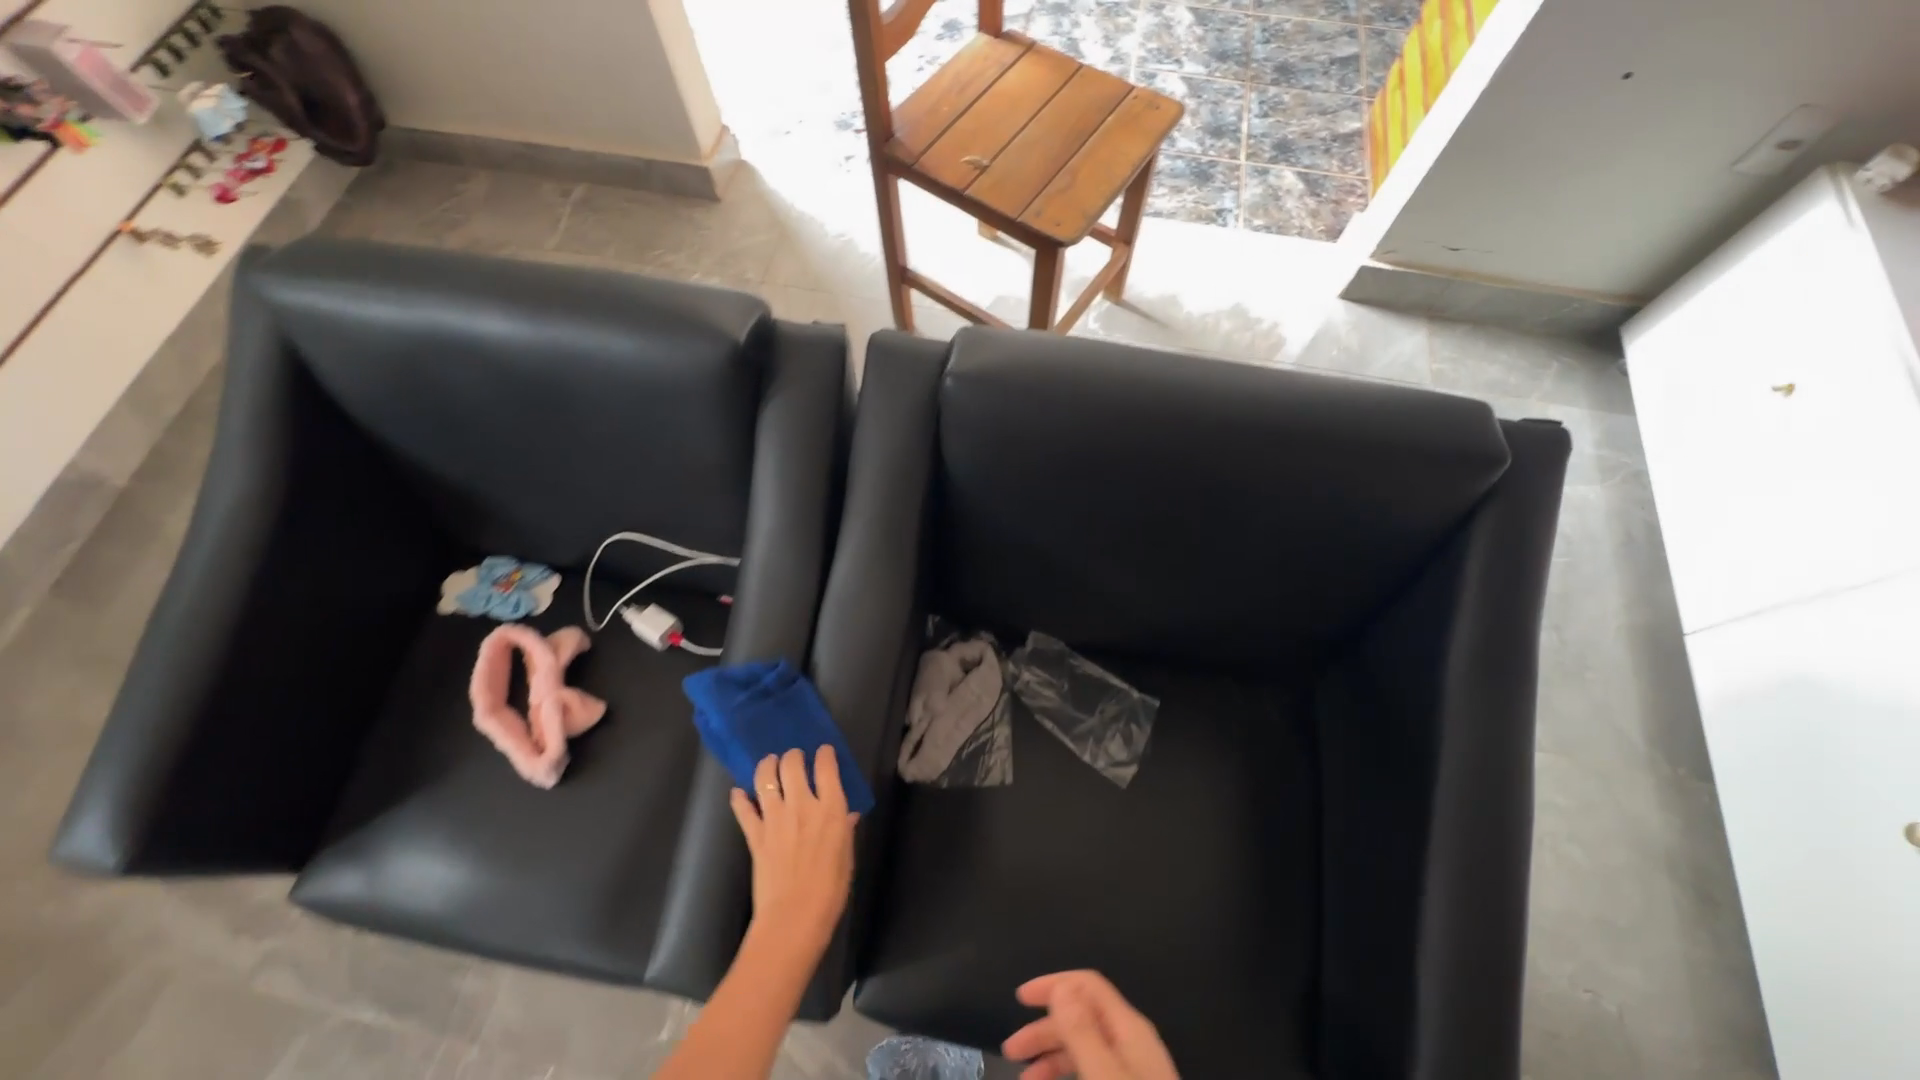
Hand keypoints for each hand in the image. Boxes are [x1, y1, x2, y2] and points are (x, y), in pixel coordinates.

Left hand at [728, 746, 859, 950]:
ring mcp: (774, 818)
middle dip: (793, 756)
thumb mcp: (847, 857)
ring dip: (767, 765)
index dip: (825, 755)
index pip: (827, 768)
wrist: (794, 916)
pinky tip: (739, 793)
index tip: (824, 751)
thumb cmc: (830, 890)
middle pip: (793, 765)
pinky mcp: (754, 834)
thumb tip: (847, 815)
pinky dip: (740, 798)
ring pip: (765, 777)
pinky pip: (743, 808)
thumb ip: (844, 830)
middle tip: (794, 757)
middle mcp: (802, 805)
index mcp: (831, 810)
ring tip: (769, 763)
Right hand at [1002, 971, 1178, 1079]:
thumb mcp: (1104, 1076)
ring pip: (1085, 1047)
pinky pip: (1093, 1069)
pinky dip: (1067, 1074)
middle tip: (1011, 1052)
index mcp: (1128, 1029)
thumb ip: (1083, 1032)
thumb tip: (1063, 987)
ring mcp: (1132, 1068)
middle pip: (1081, 1017)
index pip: (1087, 986)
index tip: (1020, 999)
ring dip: (1051, 1057)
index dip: (1053, 985)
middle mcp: (1130, 1042)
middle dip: (1044, 1029)